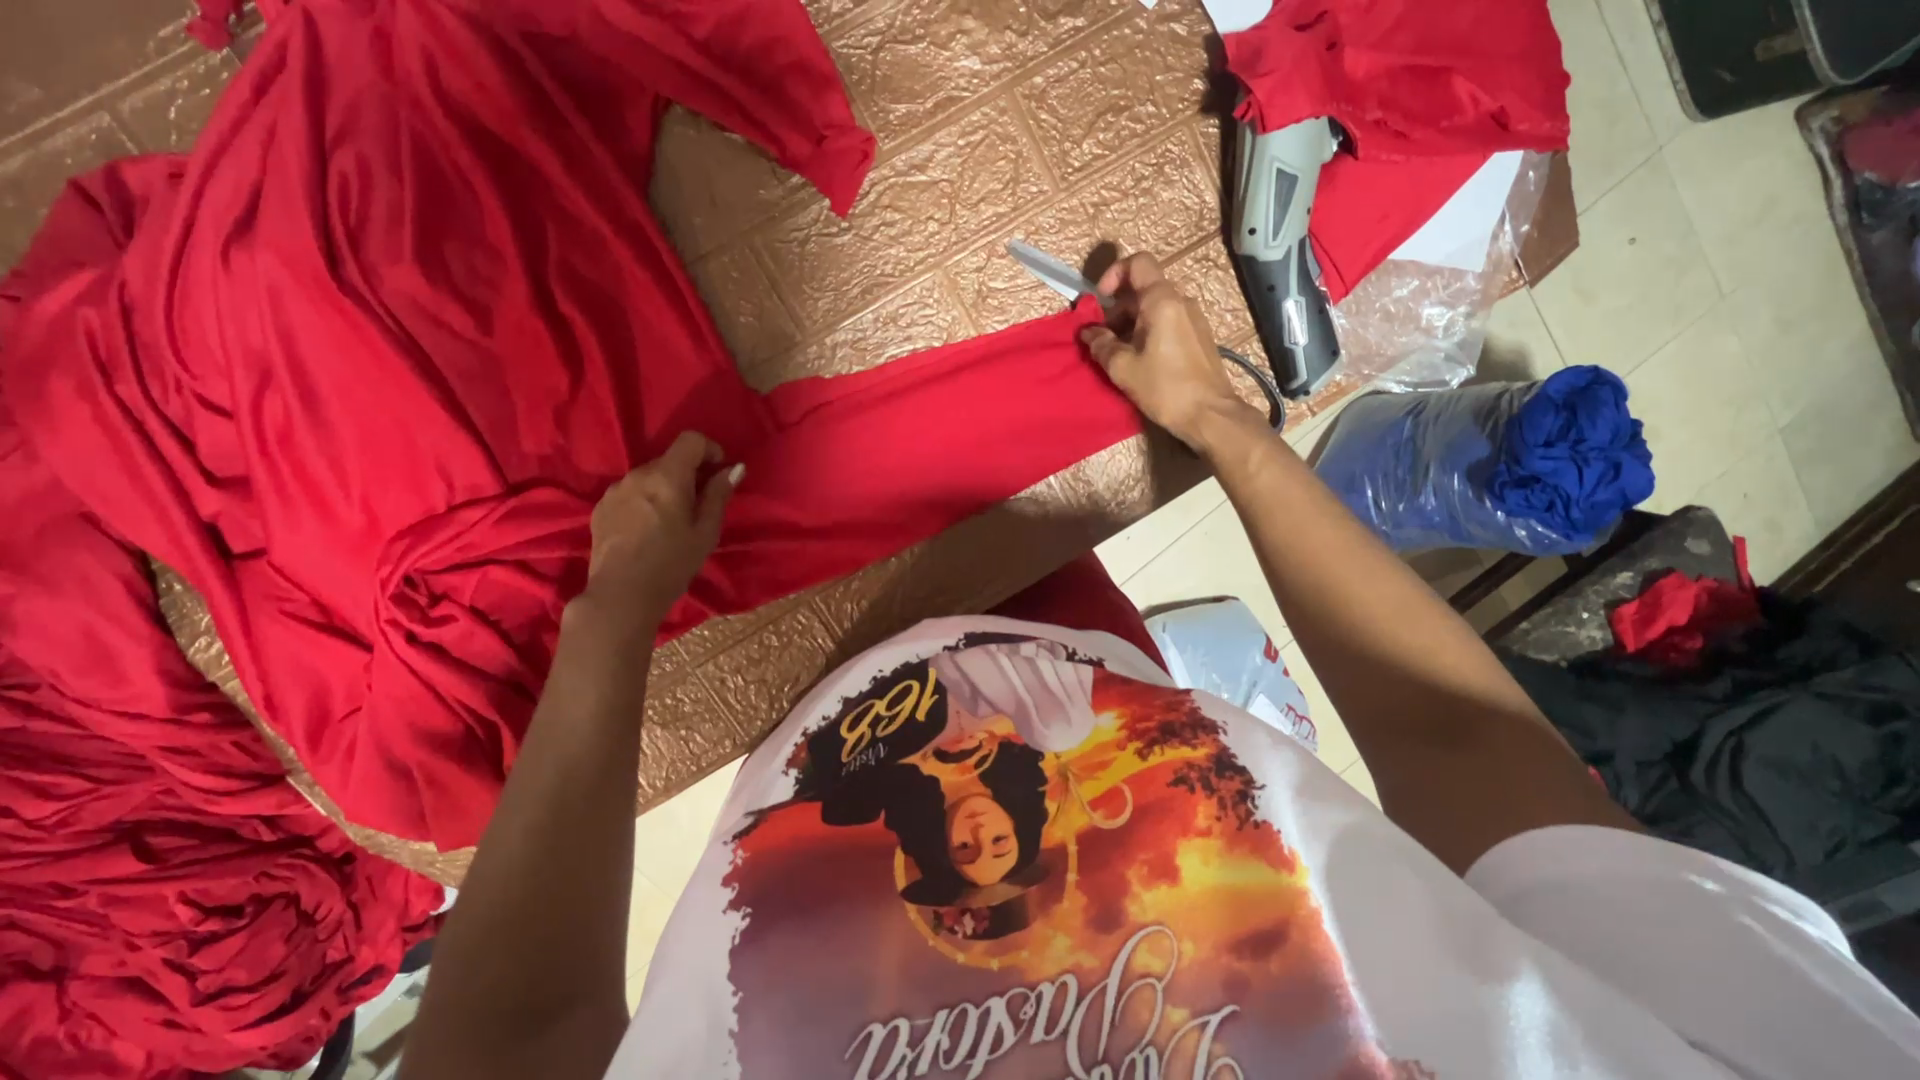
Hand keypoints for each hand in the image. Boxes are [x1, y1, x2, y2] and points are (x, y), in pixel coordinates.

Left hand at [579, 432, 741, 630]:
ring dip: (663, 488)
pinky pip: (629, 493)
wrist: (621, 594)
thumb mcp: (705, 532)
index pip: (690, 440)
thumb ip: (718, 495)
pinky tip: (646, 531)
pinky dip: (643, 501)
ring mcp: (615, 490)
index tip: (718, 472)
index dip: (709, 449)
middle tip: (698, 505)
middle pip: (668, 460)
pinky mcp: (601, 508)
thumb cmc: (672, 564)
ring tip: (670, 521)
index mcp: (667, 476)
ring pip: (647, 477)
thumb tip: (733, 468)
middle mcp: (638, 475)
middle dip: (687, 474)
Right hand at [1081, 253, 1264, 456]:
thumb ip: (1101, 344)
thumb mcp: (1123, 368)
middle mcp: (1180, 301)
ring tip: (1118, 354)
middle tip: (1103, 339)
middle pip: (1143, 288)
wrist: (1210, 414)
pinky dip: (1148, 331)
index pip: (1138, 263)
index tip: (1101, 300)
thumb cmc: (1164, 388)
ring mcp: (1193, 318)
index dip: (1114, 274)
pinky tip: (1140, 360)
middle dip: (1117, 309)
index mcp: (1162, 300)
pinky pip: (1167, 321)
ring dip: (1131, 323)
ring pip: (1154, 307)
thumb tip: (1089, 332)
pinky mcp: (1198, 336)